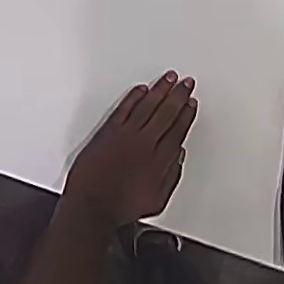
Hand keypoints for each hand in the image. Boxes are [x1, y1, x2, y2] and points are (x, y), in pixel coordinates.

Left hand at [64, 71, 198, 223]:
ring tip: (169, 78)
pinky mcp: (109, 131)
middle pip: (166, 112)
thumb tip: (178, 157)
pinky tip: (142, 89)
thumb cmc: (120, 206)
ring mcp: (126, 134)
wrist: (92, 204)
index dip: (187, 114)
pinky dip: (134, 96)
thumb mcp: (156, 200)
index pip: (178, 129)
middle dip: (179, 95)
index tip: (191, 102)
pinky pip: (124, 108)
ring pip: (148, 105)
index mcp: (159, 160)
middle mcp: (145, 143)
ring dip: (160, 89)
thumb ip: (171, 177)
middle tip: (187, 82)